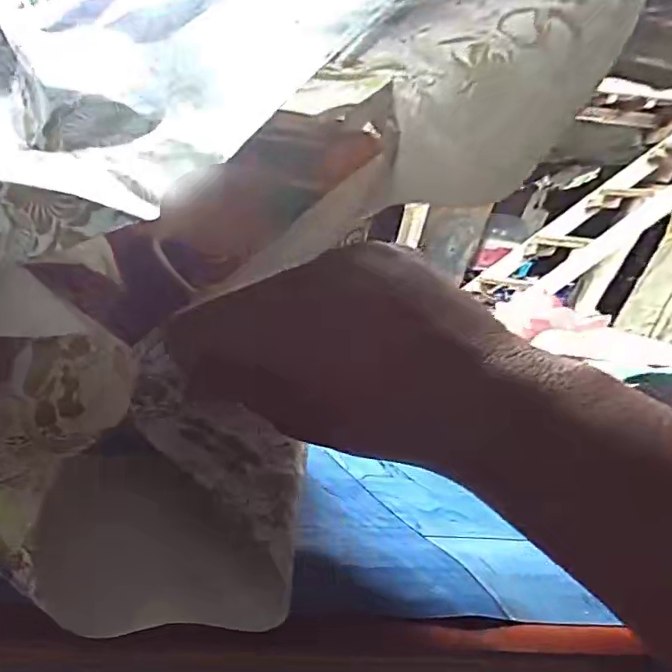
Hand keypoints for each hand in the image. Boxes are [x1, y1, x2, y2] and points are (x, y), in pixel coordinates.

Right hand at [165, 242, 548, 468]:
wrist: (487, 397)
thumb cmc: (383, 420)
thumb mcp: (296, 415)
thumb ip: (238, 385)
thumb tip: (195, 374)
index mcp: (277, 319)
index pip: (200, 322)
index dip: (184, 348)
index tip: (189, 370)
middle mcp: (303, 272)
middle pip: (241, 299)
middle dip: (233, 331)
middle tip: (244, 365)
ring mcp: (347, 254)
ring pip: (283, 283)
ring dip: (277, 314)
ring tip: (302, 348)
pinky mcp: (382, 251)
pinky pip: (326, 272)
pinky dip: (319, 298)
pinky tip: (342, 326)